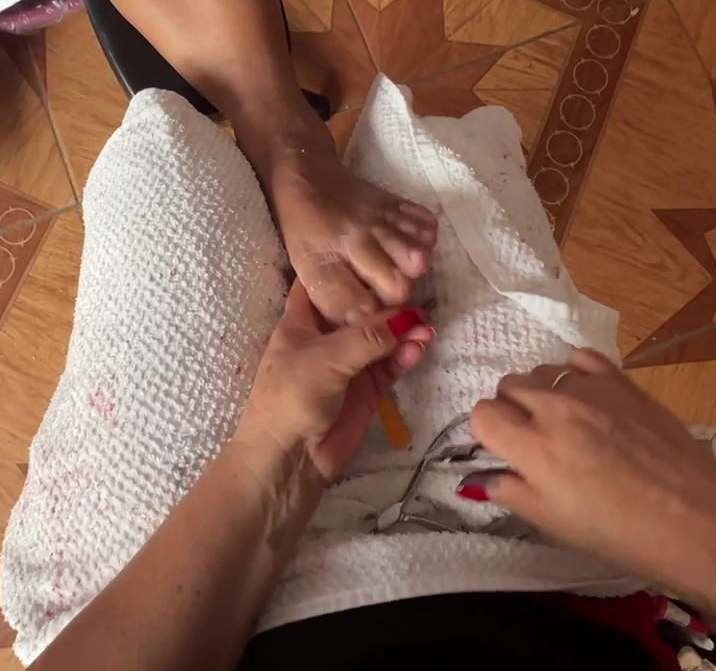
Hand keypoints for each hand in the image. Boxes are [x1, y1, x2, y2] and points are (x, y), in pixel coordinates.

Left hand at [234, 282, 433, 481]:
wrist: (288, 461)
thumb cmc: (291, 397)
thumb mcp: (325, 358)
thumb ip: (367, 336)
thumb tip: (408, 316)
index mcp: (301, 320)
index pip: (324, 283)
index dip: (348, 269)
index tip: (379, 254)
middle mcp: (325, 336)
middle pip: (360, 310)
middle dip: (387, 303)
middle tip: (419, 295)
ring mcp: (347, 362)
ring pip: (380, 339)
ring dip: (402, 332)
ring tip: (427, 327)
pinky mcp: (366, 389)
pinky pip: (389, 366)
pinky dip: (404, 356)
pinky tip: (420, 347)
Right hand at [466, 350, 715, 606]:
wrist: (702, 525)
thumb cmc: (624, 535)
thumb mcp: (555, 525)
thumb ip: (509, 492)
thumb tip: (479, 477)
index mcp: (534, 447)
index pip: (482, 414)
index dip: (488, 433)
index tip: (506, 450)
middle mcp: (555, 409)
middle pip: (507, 386)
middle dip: (512, 410)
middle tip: (536, 440)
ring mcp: (590, 390)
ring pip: (541, 371)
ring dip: (542, 393)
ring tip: (567, 423)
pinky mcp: (622, 382)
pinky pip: (580, 359)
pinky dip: (575, 374)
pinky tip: (589, 400)